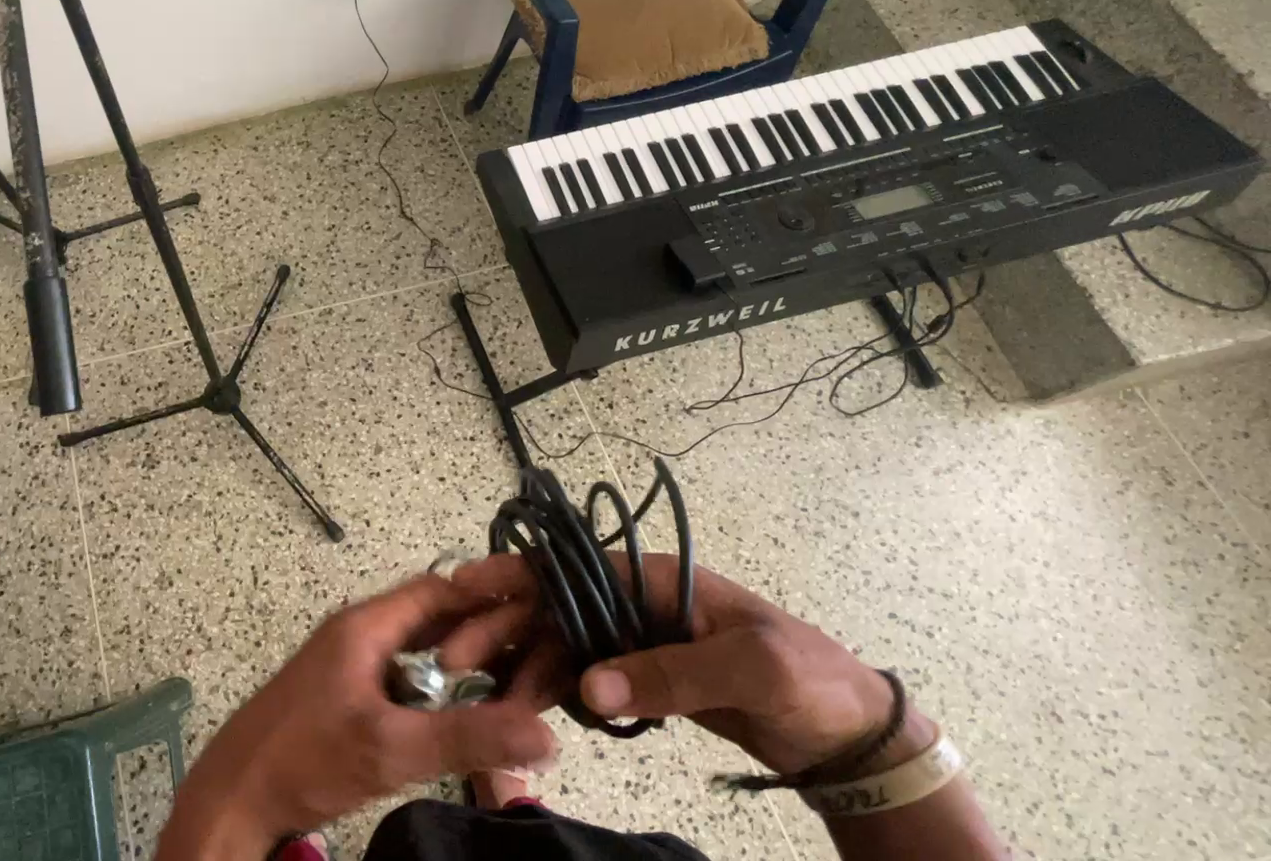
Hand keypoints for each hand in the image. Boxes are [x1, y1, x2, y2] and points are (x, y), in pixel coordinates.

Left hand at [158, 574, 556, 860]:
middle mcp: (360, 633)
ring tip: (508, 689)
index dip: (486, 596)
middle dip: (481, 636)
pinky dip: (437, 690)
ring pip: (420, 650)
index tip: (534, 614)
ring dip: (461, 666)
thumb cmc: (304, 757)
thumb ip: (466, 736)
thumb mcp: (390, 747)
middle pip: (432, 618)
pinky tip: (462, 717)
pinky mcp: (348, 694)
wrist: (235, 796)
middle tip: (529, 661)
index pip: (437, 589)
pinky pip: (405, 678)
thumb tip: (544, 734)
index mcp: (365, 624)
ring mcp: (351, 664)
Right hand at [440, 553, 921, 775]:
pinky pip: (582, 678)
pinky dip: (552, 692)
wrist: (846, 733)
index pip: (570, 569)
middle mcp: (634, 603)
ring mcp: (635, 641)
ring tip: (485, 697)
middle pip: (553, 608)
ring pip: (560, 646)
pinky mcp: (640, 677)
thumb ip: (671, 674)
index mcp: (655, 580)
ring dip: (521, 666)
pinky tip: (526, 710)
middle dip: (503, 627)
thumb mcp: (752, 669)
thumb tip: (587, 687)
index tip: (461, 586)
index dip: (514, 574)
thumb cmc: (807, 679)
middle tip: (456, 658)